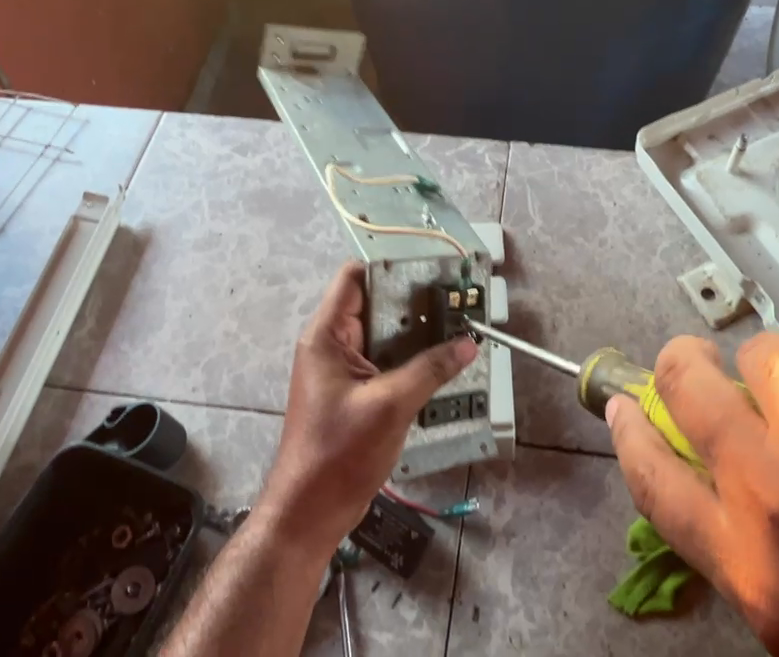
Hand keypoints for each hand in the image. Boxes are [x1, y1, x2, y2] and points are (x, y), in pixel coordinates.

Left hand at [256, 261, 477, 551]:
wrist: (310, 512)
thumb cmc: (339, 454)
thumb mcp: (390, 405)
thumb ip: (431, 370)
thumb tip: (468, 343)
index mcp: (326, 336)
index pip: (355, 278)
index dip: (392, 267)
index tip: (433, 270)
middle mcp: (333, 345)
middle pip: (377, 305)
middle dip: (417, 302)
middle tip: (458, 300)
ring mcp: (344, 370)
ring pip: (387, 336)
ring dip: (420, 333)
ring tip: (460, 327)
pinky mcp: (357, 393)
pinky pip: (389, 363)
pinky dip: (415, 360)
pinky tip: (446, 362)